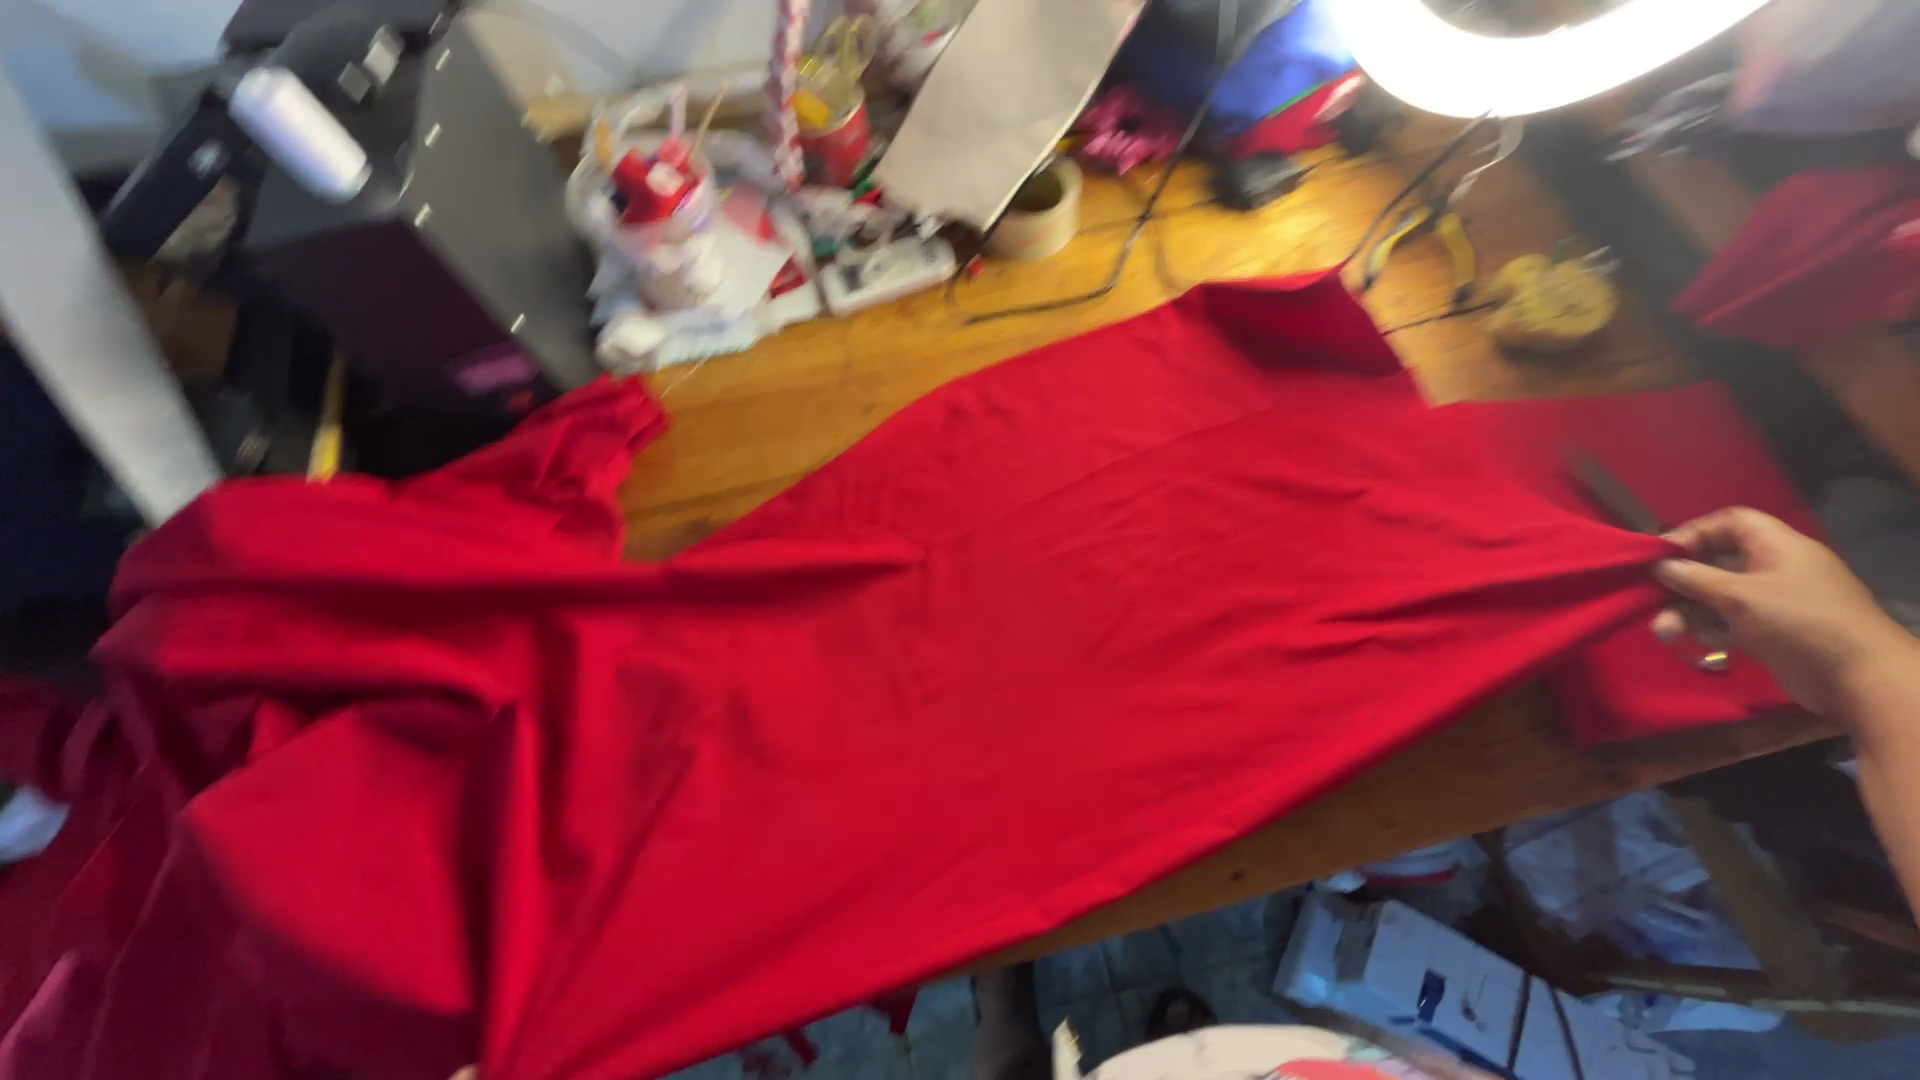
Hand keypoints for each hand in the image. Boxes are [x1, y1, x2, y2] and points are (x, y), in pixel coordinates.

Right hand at [1652, 507, 1912, 715]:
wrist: (1859, 678)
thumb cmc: (1800, 622)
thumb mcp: (1740, 596)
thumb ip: (1693, 577)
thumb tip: (1659, 566)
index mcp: (1778, 547)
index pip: (1730, 522)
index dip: (1693, 532)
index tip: (1661, 554)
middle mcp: (1773, 568)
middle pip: (1713, 561)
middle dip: (1678, 582)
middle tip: (1649, 598)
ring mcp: (1771, 600)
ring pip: (1713, 595)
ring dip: (1684, 612)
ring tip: (1666, 633)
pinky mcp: (1767, 628)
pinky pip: (1725, 619)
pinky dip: (1706, 628)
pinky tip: (1700, 643)